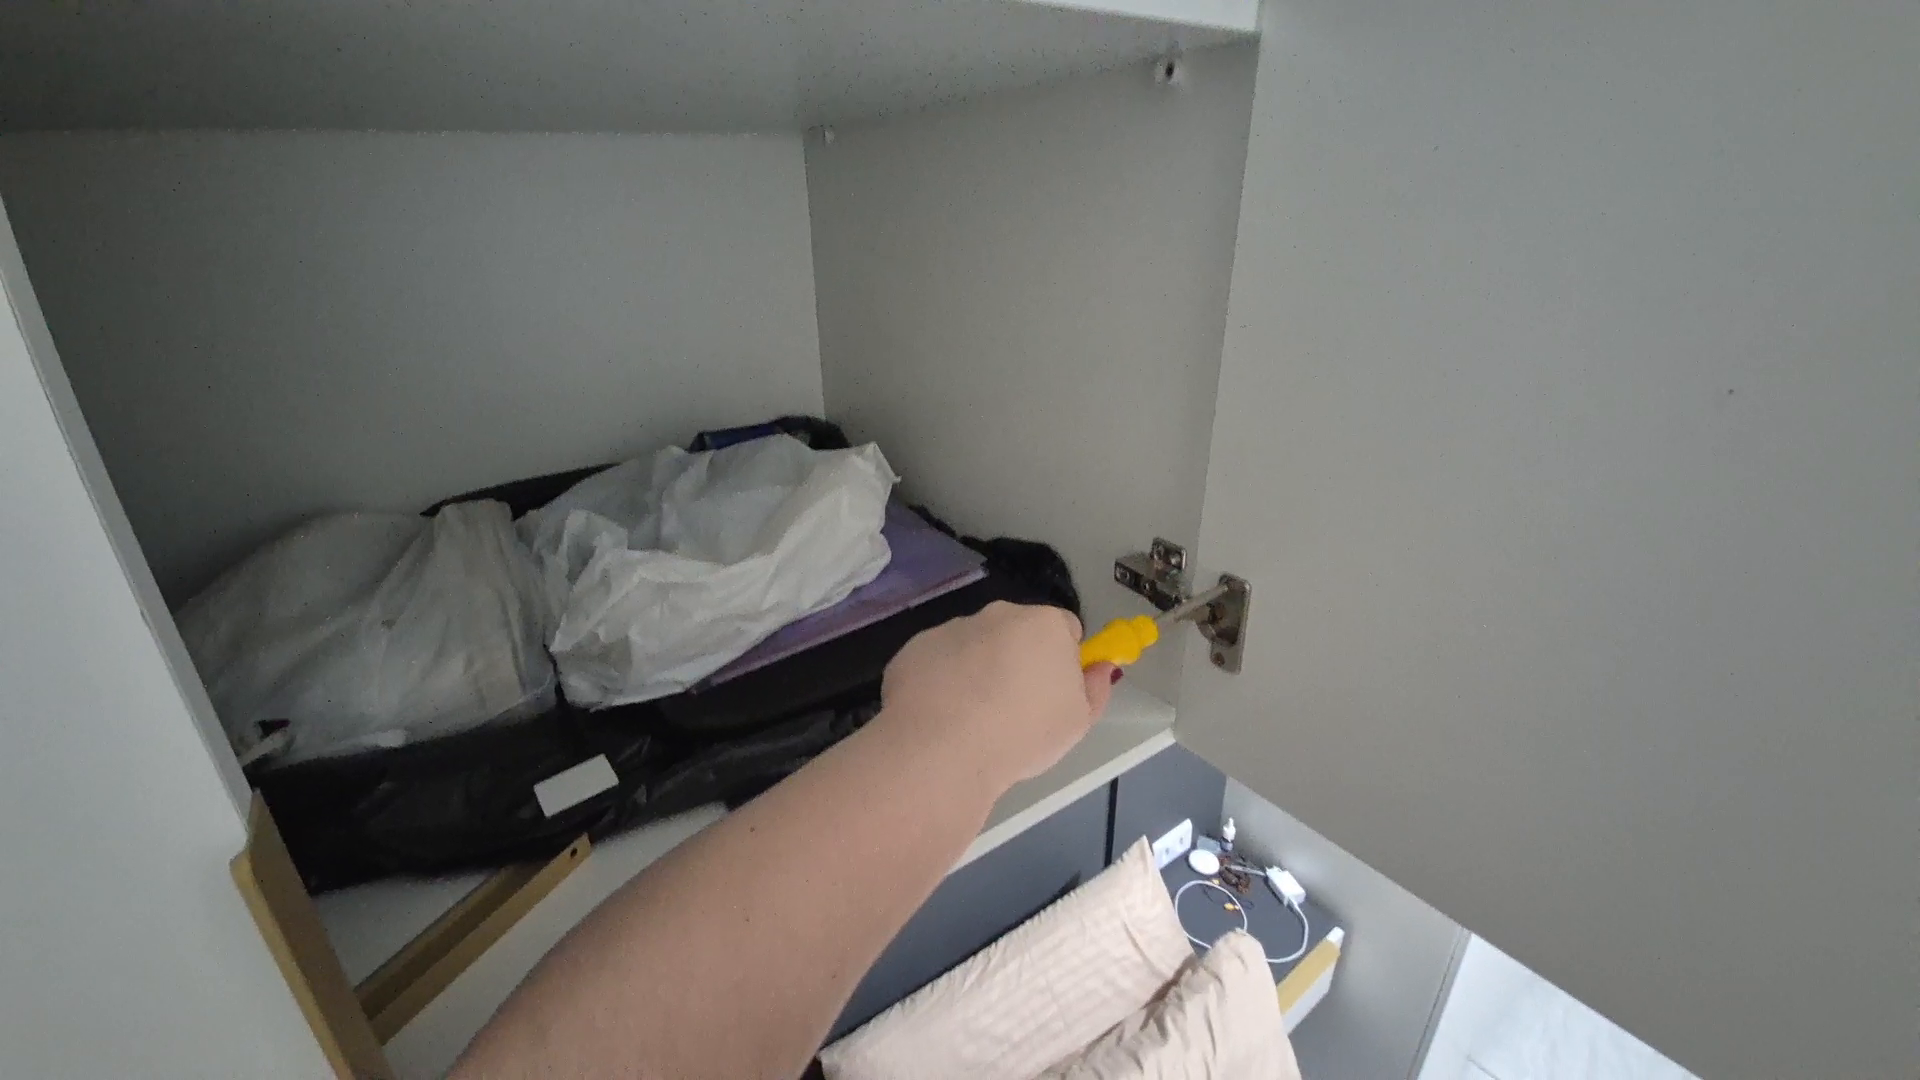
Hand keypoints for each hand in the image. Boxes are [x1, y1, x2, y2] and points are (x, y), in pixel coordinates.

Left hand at [877, 601, 1118, 792]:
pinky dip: (941, 682)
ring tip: (973, 719)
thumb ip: (1095, 688)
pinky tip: (941, 716)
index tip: (1053, 693)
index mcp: (1044, 624)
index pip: (1065, 628)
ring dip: (978, 669)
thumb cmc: (1023, 733)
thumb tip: (1100, 667)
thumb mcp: (1078, 721)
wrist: (942, 748)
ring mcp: (952, 627)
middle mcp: (997, 614)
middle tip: (1015, 709)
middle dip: (1019, 660)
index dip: (1063, 659)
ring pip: (975, 644)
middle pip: (1017, 632)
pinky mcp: (915, 648)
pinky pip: (938, 661)